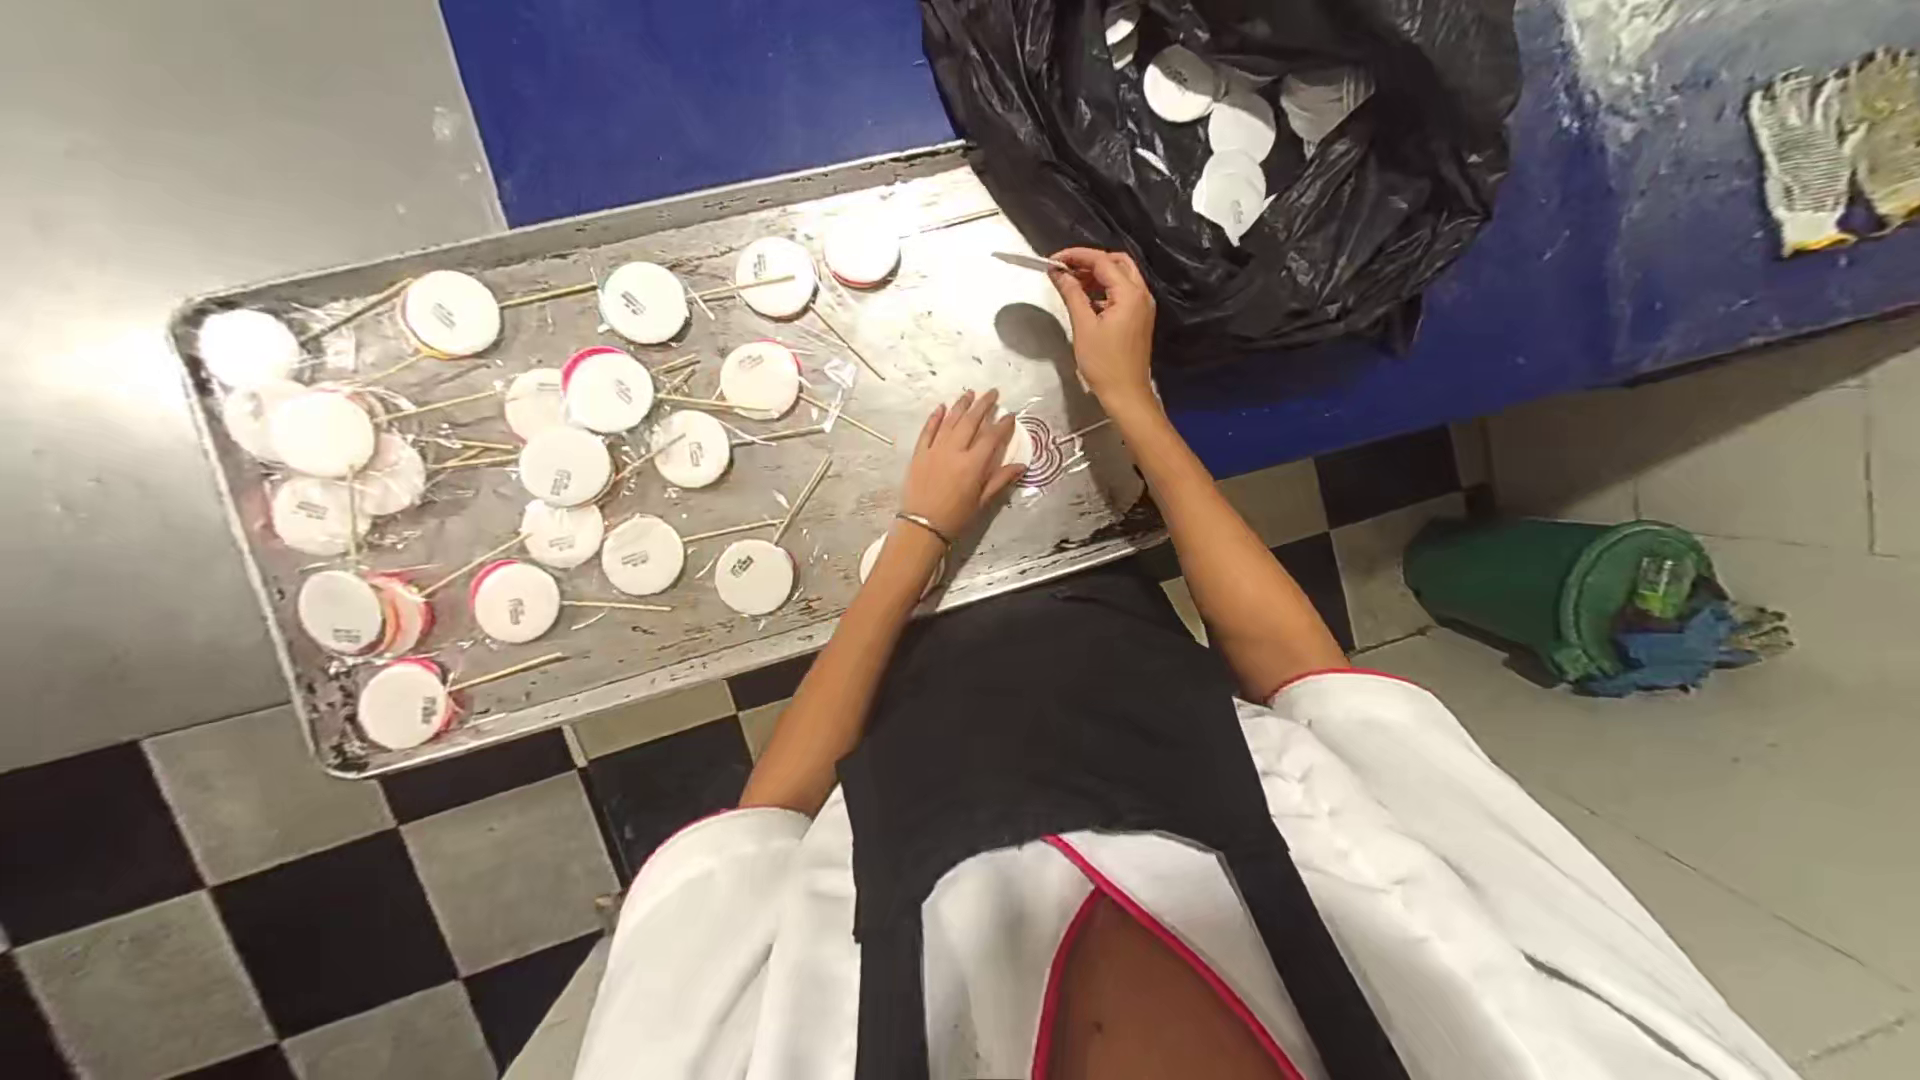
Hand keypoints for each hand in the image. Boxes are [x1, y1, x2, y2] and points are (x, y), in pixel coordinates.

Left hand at [900, 389, 1022, 536]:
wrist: (921, 527)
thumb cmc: (956, 517)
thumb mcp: (982, 501)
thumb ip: (1000, 480)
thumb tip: (1021, 466)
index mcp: (973, 464)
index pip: (992, 436)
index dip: (1003, 424)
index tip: (1011, 415)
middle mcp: (954, 451)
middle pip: (971, 421)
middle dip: (983, 404)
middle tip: (993, 392)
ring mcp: (934, 450)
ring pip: (950, 421)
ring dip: (961, 405)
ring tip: (970, 393)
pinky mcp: (919, 453)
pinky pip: (928, 430)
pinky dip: (935, 417)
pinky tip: (941, 407)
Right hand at [1048, 247, 1156, 407]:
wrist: (1126, 393)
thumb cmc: (1103, 363)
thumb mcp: (1083, 326)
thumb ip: (1072, 294)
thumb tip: (1059, 273)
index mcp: (1130, 293)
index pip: (1102, 261)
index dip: (1076, 256)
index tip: (1054, 260)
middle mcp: (1141, 294)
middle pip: (1116, 262)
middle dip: (1089, 261)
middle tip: (1065, 269)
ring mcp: (1143, 306)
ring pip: (1121, 277)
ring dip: (1097, 275)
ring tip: (1071, 283)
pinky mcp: (1139, 318)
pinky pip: (1122, 293)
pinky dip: (1104, 290)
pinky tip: (1085, 299)